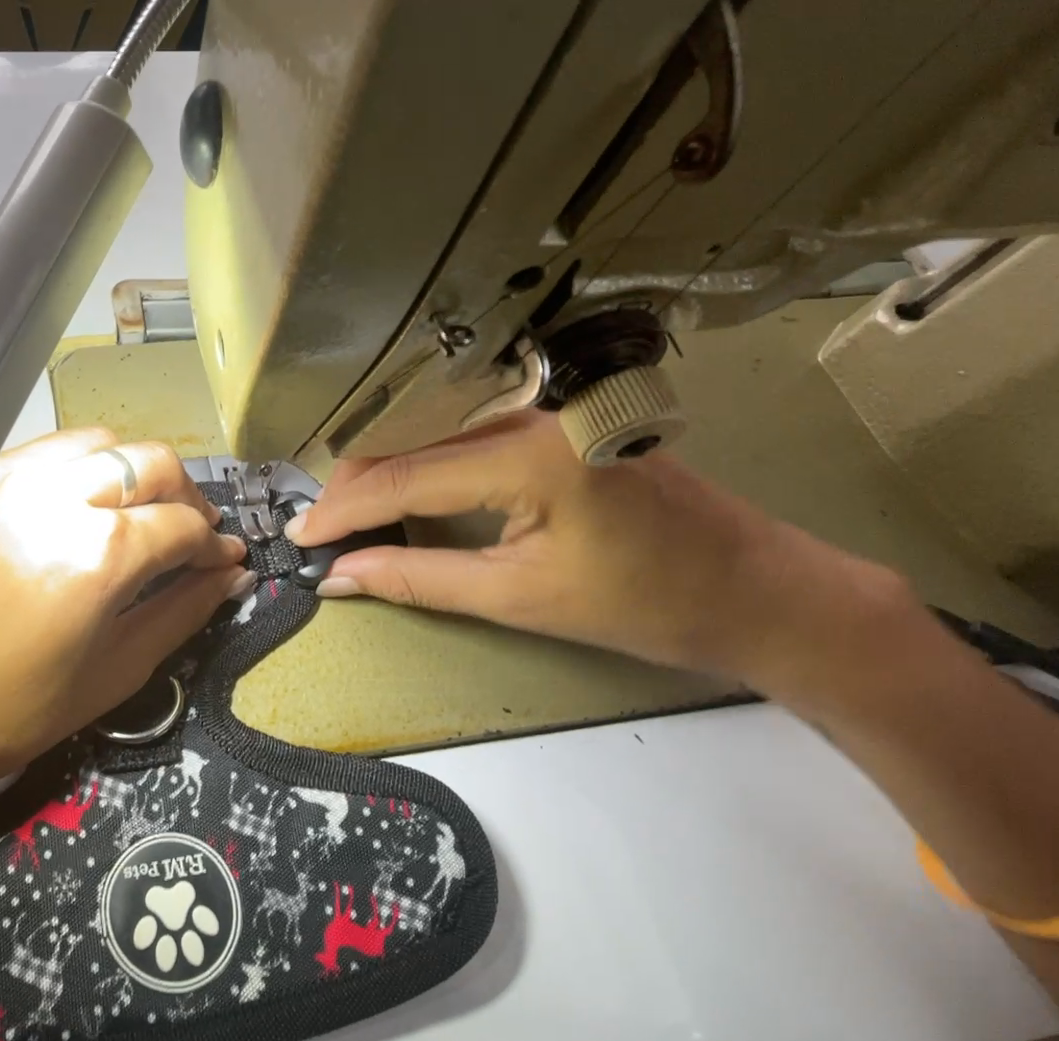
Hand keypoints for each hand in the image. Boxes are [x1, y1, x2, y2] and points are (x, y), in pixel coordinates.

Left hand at [0, 429, 250, 798]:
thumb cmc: (9, 714)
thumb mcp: (114, 672)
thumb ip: (182, 612)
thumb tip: (231, 573)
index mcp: (94, 556)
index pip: (181, 523)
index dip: (211, 543)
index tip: (220, 559)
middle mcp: (49, 495)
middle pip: (146, 461)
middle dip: (181, 496)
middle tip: (186, 535)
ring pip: (94, 442)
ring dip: (128, 473)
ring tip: (132, 516)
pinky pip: (37, 454)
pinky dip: (71, 473)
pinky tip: (71, 511)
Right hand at [286, 412, 912, 684]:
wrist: (759, 593)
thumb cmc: (646, 606)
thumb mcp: (519, 599)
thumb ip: (419, 580)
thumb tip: (340, 578)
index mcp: (526, 455)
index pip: (402, 478)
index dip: (341, 510)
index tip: (298, 538)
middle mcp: (533, 417)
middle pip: (411, 446)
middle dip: (354, 489)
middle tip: (317, 535)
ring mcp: (550, 416)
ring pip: (436, 439)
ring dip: (386, 479)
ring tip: (348, 524)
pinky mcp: (561, 427)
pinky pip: (467, 442)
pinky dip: (426, 473)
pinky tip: (406, 502)